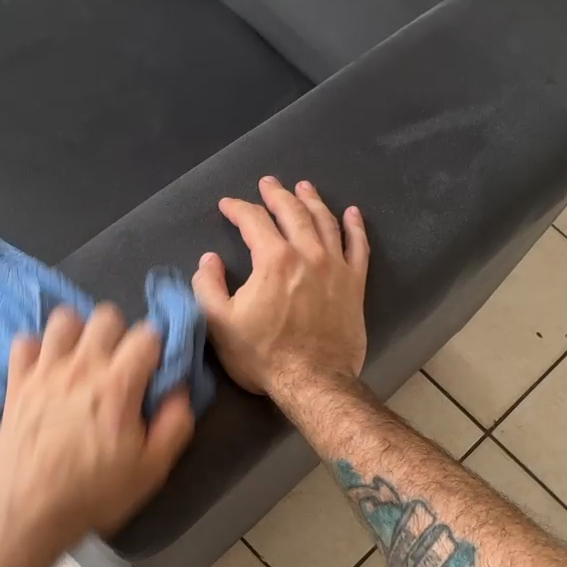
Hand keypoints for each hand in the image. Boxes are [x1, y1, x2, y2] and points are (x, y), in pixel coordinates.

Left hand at [0, 305, 195, 543]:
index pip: (147, 335)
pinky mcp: (16, 383)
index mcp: (118, 385)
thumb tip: (178, 391)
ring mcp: (44, 372)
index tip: (154, 370)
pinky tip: (47, 370)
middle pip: (106, 316)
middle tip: (121, 364)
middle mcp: (81, 367)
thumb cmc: (96, 492)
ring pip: (64, 319)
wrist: (32, 512)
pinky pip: (25, 342)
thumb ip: (175, 425)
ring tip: (83, 359)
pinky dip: (38, 350)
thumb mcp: (152, 469)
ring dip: (79, 333)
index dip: (156, 348)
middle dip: (121, 334)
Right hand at [192, 176, 368, 400]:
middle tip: (268, 184)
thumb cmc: (264, 356)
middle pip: (292, 212)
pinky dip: (355, 226)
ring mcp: (336, 267)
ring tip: (304, 188)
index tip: (227, 206)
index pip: (253, 221)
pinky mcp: (355, 285)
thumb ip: (208, 286)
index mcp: (273, 260)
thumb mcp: (220, 324)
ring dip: (312, 201)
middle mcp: (307, 254)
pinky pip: (358, 246)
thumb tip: (209, 260)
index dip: (238, 209)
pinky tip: (352, 213)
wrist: (313, 381)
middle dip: (277, 194)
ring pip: (325, 222)